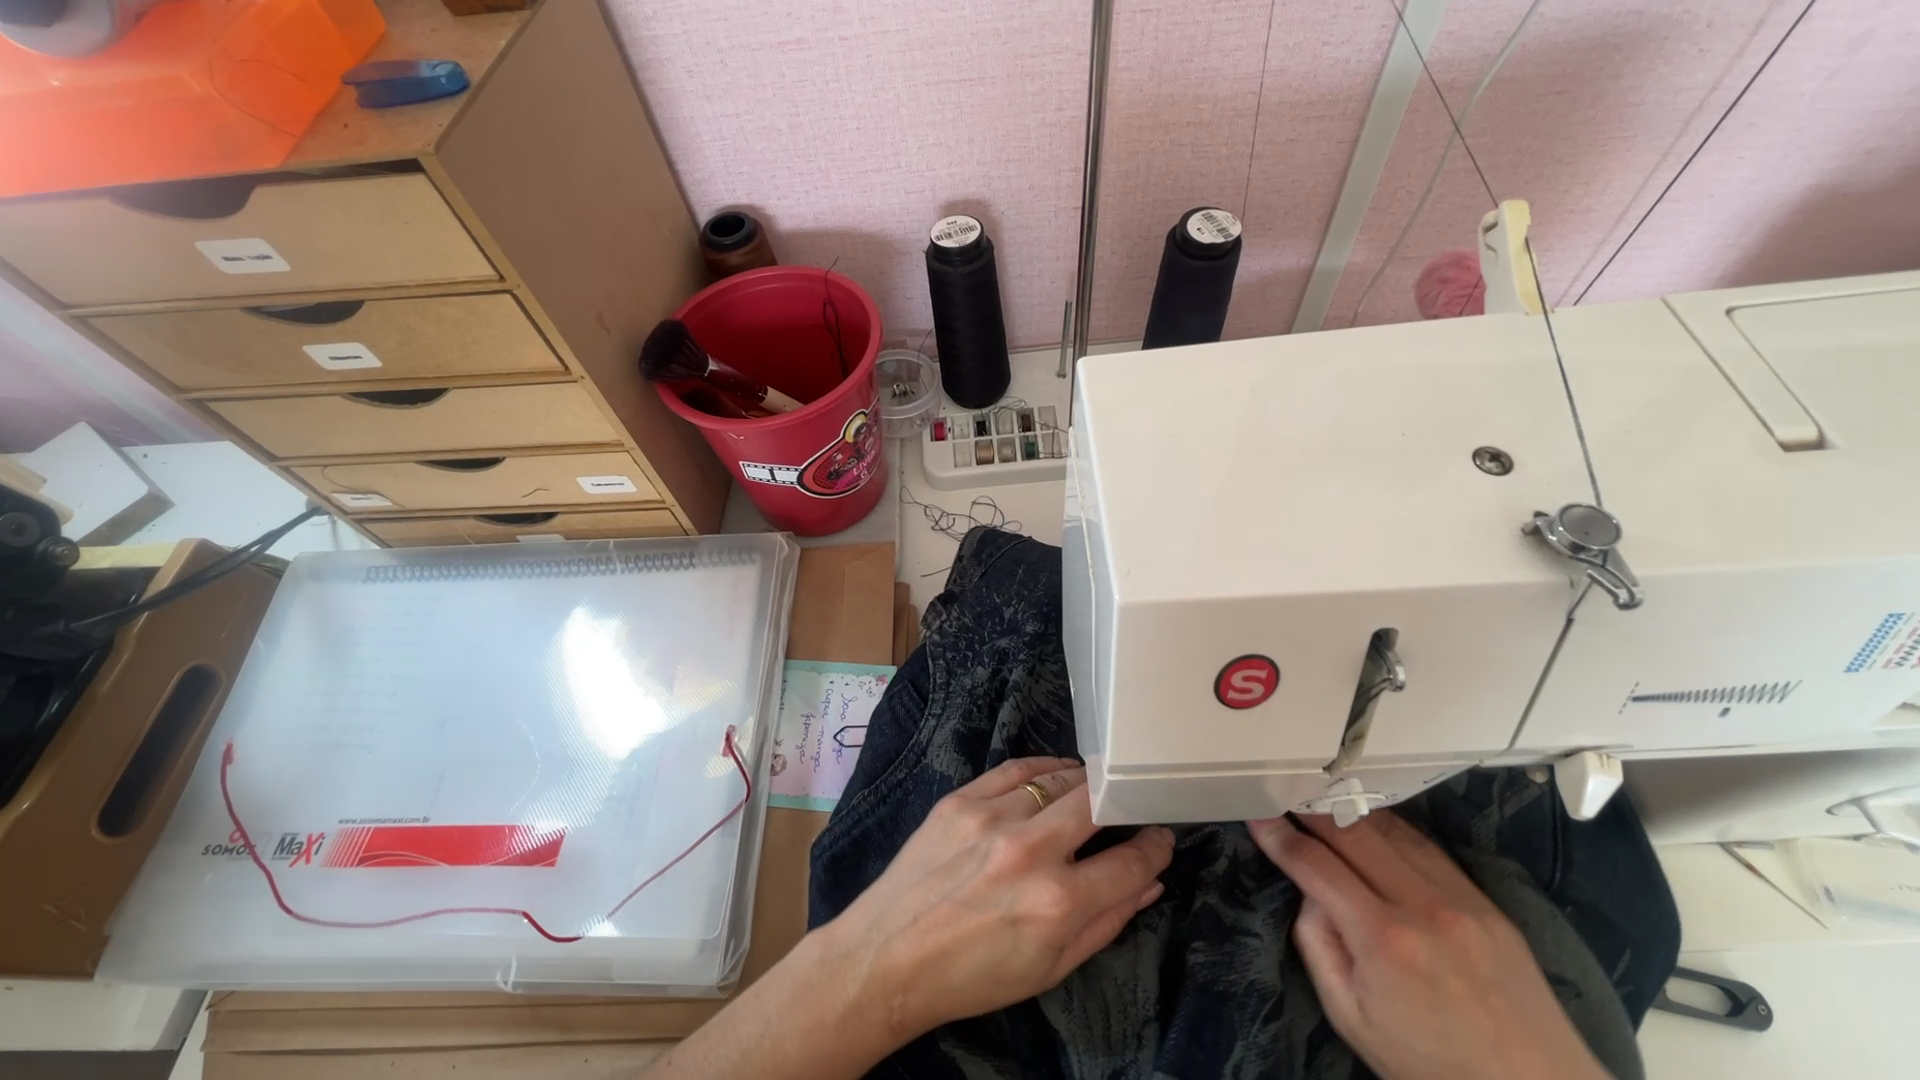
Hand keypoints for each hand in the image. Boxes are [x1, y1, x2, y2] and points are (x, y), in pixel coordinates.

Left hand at [824, 757, 1174, 1039]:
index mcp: (1058, 903)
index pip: (1130, 862)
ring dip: (1086, 784)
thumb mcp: (1050, 969)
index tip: (1160, 837)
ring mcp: (991, 819)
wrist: (887, 959)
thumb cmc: (972, 976)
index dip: (1155, 847)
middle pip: (1098, 804)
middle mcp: (1030, 852)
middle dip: (1124, 803)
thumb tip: (1148, 883)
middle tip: (1129, 807)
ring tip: (1094, 791)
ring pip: (1059, 780)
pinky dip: (1044, 768)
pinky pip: (1015, 769)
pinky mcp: (960, 801)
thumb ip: (1106, 922)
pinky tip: (1056, 775)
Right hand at [1247, 813, 1609, 1079]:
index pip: (1316, 865)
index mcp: (1382, 939)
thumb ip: (1318, 945)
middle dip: (1310, 810)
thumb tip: (1310, 891)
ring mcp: (1461, 898)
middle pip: (1353, 833)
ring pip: (1393, 831)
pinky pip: (1427, 848)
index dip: (1280, 837)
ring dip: (1349, 811)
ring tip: (1319, 800)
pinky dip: (1390, 828)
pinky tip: (1371, 825)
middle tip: (1281, 793)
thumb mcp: (1350, 1017)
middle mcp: (1422, 905)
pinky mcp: (1486, 901)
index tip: (1256, 816)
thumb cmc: (1428, 1064)